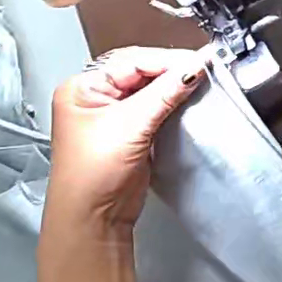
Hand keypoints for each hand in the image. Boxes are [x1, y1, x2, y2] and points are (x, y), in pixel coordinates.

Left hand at [46, 47, 205, 238]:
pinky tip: (186, 99)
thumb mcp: (129, 126)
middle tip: (200, 69)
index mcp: (82, 87)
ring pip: (149, 88)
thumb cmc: (90, 177)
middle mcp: (95, 96)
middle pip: (140, 71)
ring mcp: (112, 114)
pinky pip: (154, 106)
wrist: (92, 220)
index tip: (196, 62)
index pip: (131, 61)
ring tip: (197, 81)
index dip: (165, 61)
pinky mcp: (130, 131)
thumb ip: (163, 94)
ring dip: (172, 85)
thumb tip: (191, 70)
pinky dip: (171, 102)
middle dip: (170, 70)